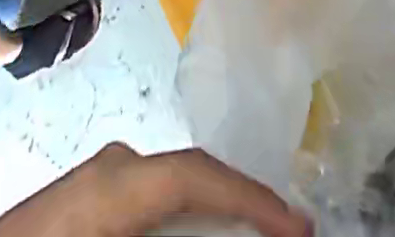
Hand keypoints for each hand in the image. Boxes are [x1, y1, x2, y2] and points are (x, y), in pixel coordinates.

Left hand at [0, 144, 310, 236]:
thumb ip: (174, 230)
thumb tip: (225, 228)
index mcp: (114, 181)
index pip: (192, 174)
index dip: (250, 197)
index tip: (299, 228)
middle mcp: (111, 165)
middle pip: (192, 178)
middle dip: (242, 208)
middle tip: (287, 234)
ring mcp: (101, 174)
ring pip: (175, 189)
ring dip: (214, 215)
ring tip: (254, 233)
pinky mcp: (95, 192)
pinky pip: (153, 200)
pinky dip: (184, 219)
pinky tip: (200, 235)